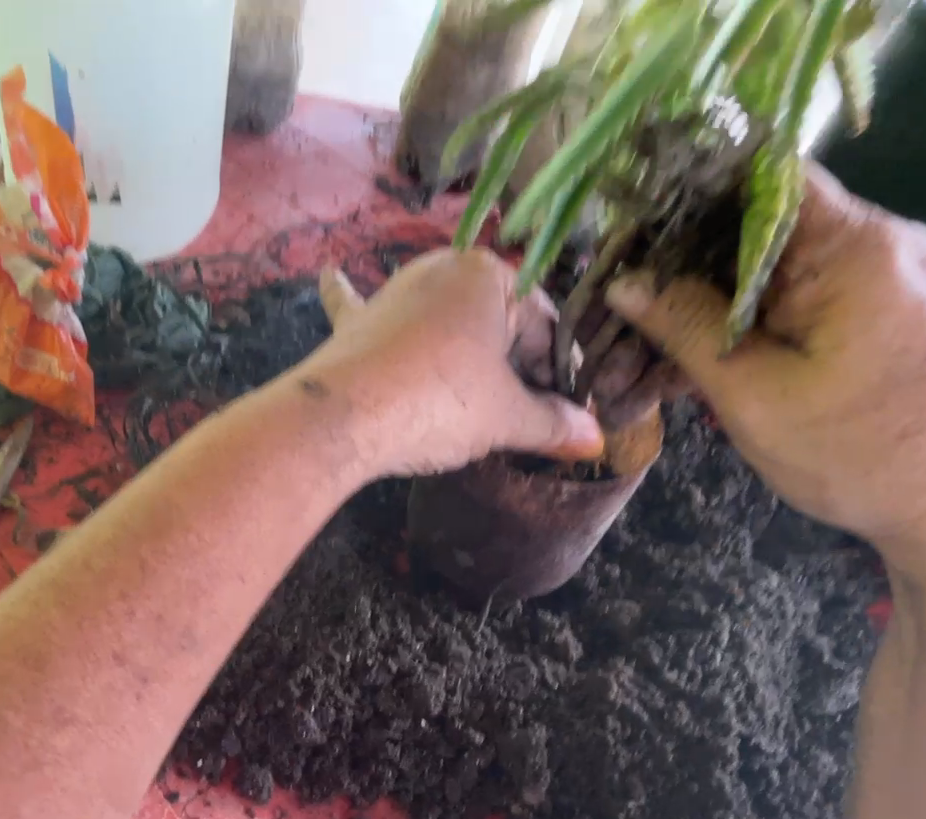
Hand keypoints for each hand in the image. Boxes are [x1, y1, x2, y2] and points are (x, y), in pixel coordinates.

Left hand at [302, 248, 603, 476]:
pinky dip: (346, 294)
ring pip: (439, 319)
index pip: (544, 324)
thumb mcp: (506, 418)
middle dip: (510, 363)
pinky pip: (355, 305)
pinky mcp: (354, 325)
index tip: (563, 411)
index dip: (557, 372)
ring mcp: (392, 294)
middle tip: (523, 412)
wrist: (344, 418)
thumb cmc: (439, 404)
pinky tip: (330, 273)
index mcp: (488, 277)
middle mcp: (439, 271)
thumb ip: (551, 425)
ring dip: (458, 345)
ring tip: (473, 384)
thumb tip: (595, 440)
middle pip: (492, 322)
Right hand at [606, 165, 925, 588]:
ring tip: (629, 370)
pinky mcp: (868, 316)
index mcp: (851, 247)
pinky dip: (730, 334)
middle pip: (746, 235)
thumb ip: (686, 328)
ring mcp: (872, 282)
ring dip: (691, 317)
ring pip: (756, 279)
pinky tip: (678, 374)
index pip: (755, 180)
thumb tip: (623, 281)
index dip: (680, 202)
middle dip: (669, 279)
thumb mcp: (755, 393)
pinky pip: (782, 308)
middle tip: (608, 327)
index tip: (621, 246)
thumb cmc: (864, 451)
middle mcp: (869, 246)